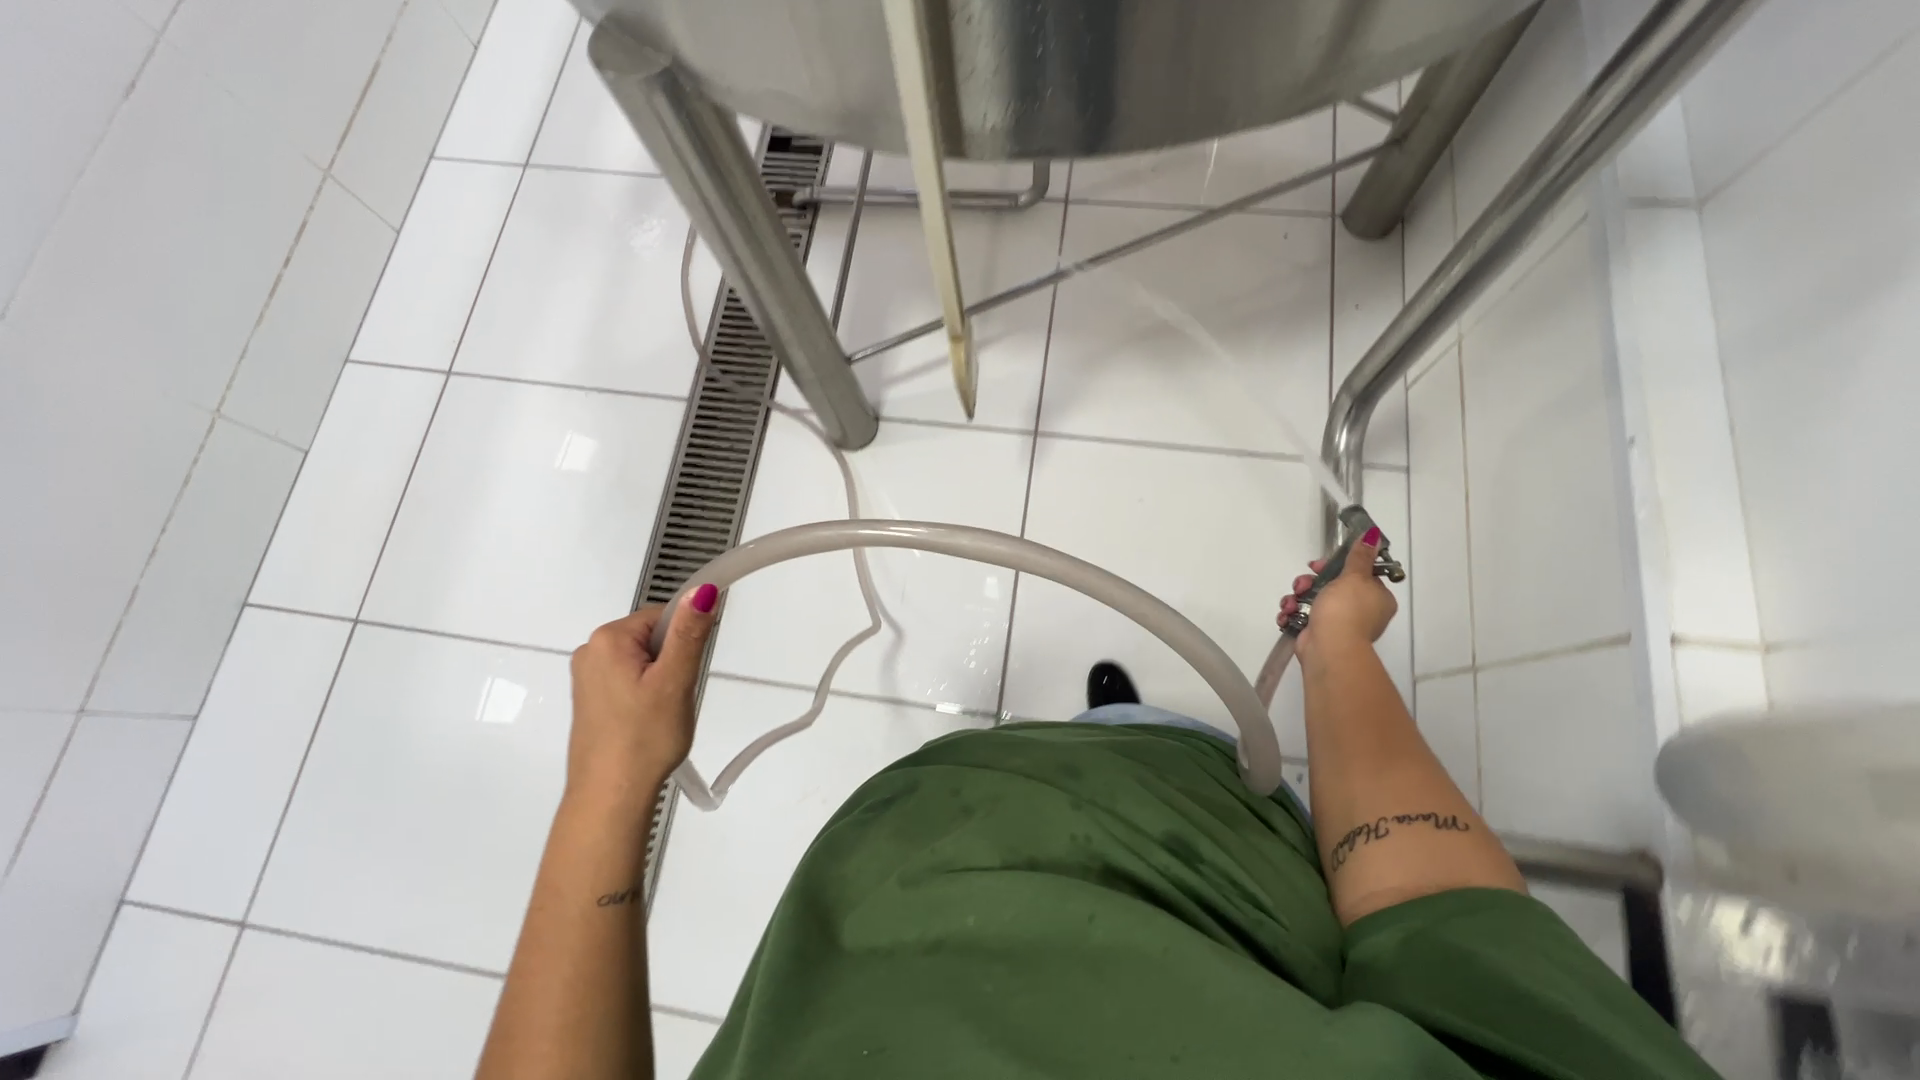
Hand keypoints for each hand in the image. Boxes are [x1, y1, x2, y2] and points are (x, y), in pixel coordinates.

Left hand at [565, 584, 719, 811]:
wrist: (611, 796)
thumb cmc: (645, 737)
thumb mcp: (675, 681)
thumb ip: (690, 632)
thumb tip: (704, 589)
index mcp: (607, 638)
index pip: (663, 617)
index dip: (684, 643)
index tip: (685, 675)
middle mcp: (590, 651)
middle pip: (652, 638)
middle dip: (673, 664)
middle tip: (675, 699)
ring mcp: (587, 677)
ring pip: (643, 662)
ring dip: (661, 682)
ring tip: (663, 714)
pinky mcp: (590, 700)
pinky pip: (629, 681)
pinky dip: (646, 696)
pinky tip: (648, 723)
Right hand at [1278, 528, 1396, 659]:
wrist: (1329, 647)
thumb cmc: (1345, 609)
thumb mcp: (1354, 576)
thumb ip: (1359, 556)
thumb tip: (1374, 535)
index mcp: (1376, 597)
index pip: (1356, 574)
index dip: (1335, 567)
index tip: (1317, 565)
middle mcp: (1361, 611)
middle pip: (1331, 586)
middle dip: (1309, 583)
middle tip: (1301, 584)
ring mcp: (1339, 623)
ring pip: (1313, 600)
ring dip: (1297, 598)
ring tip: (1291, 602)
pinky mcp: (1319, 633)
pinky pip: (1304, 616)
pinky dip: (1293, 613)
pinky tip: (1287, 614)